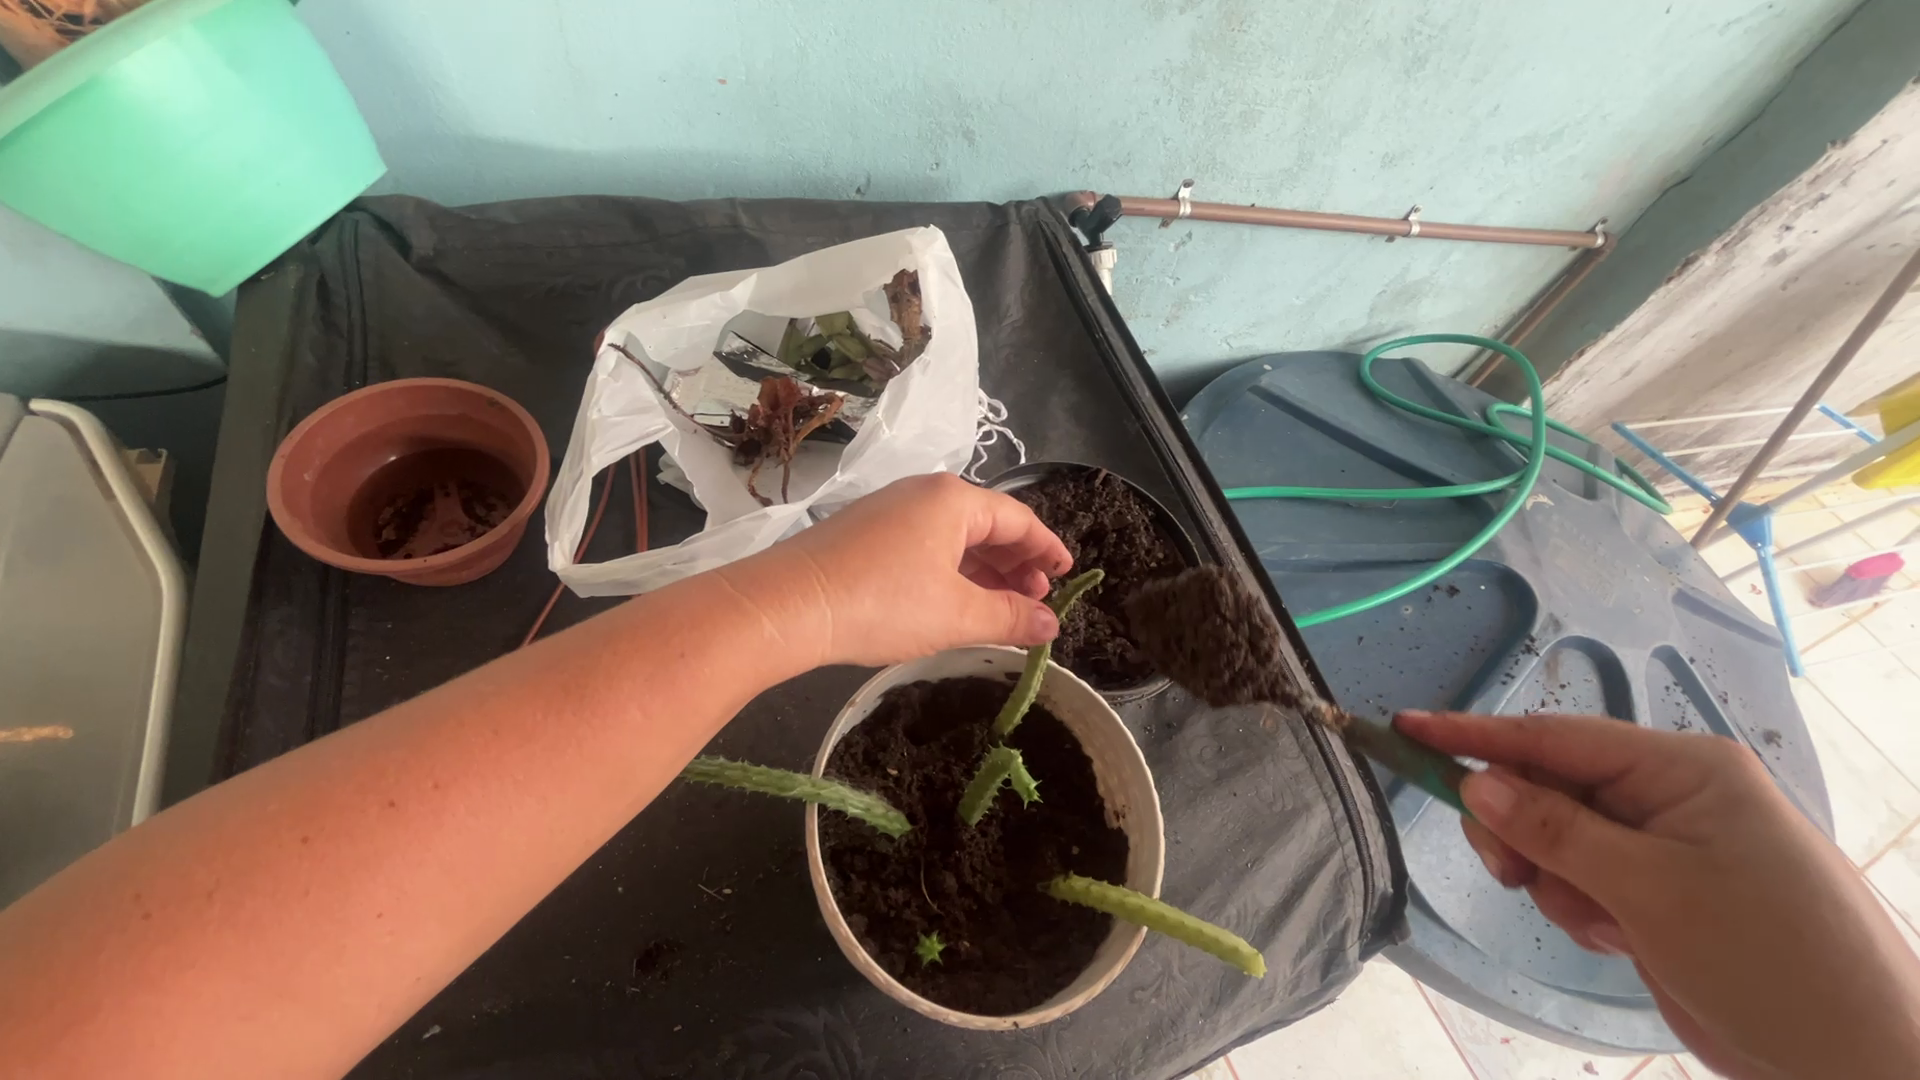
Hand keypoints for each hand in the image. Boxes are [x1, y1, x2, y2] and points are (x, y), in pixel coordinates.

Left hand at [716, 473, 1072, 668]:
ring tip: (1002, 607)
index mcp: (953, 500)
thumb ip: (1009, 617)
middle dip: (1016, 563)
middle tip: (1035, 599)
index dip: (1048, 549)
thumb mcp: (957, 614)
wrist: (788, 604)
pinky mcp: (865, 534)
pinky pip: (924, 546)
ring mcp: (890, 511)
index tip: (1068, 574)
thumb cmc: (882, 603)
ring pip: (953, 538)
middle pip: (986, 524)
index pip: (1019, 519)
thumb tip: (1051, 625)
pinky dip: (950, 573)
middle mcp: (923, 495)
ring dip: (983, 572)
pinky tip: (955, 602)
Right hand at [1396, 710, 1919, 1079]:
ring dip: (1549, 877)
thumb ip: (1550, 829)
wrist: (1867, 1074)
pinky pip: (1574, 873)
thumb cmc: (1770, 961)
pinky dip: (1575, 903)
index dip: (1471, 733)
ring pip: (1549, 835)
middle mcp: (1665, 794)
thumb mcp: (1648, 889)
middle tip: (1505, 872)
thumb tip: (1473, 783)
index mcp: (1679, 769)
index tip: (1405, 726)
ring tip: (1591, 920)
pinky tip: (1616, 935)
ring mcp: (1659, 841)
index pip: (1550, 736)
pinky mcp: (1652, 886)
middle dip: (1517, 828)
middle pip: (1542, 786)